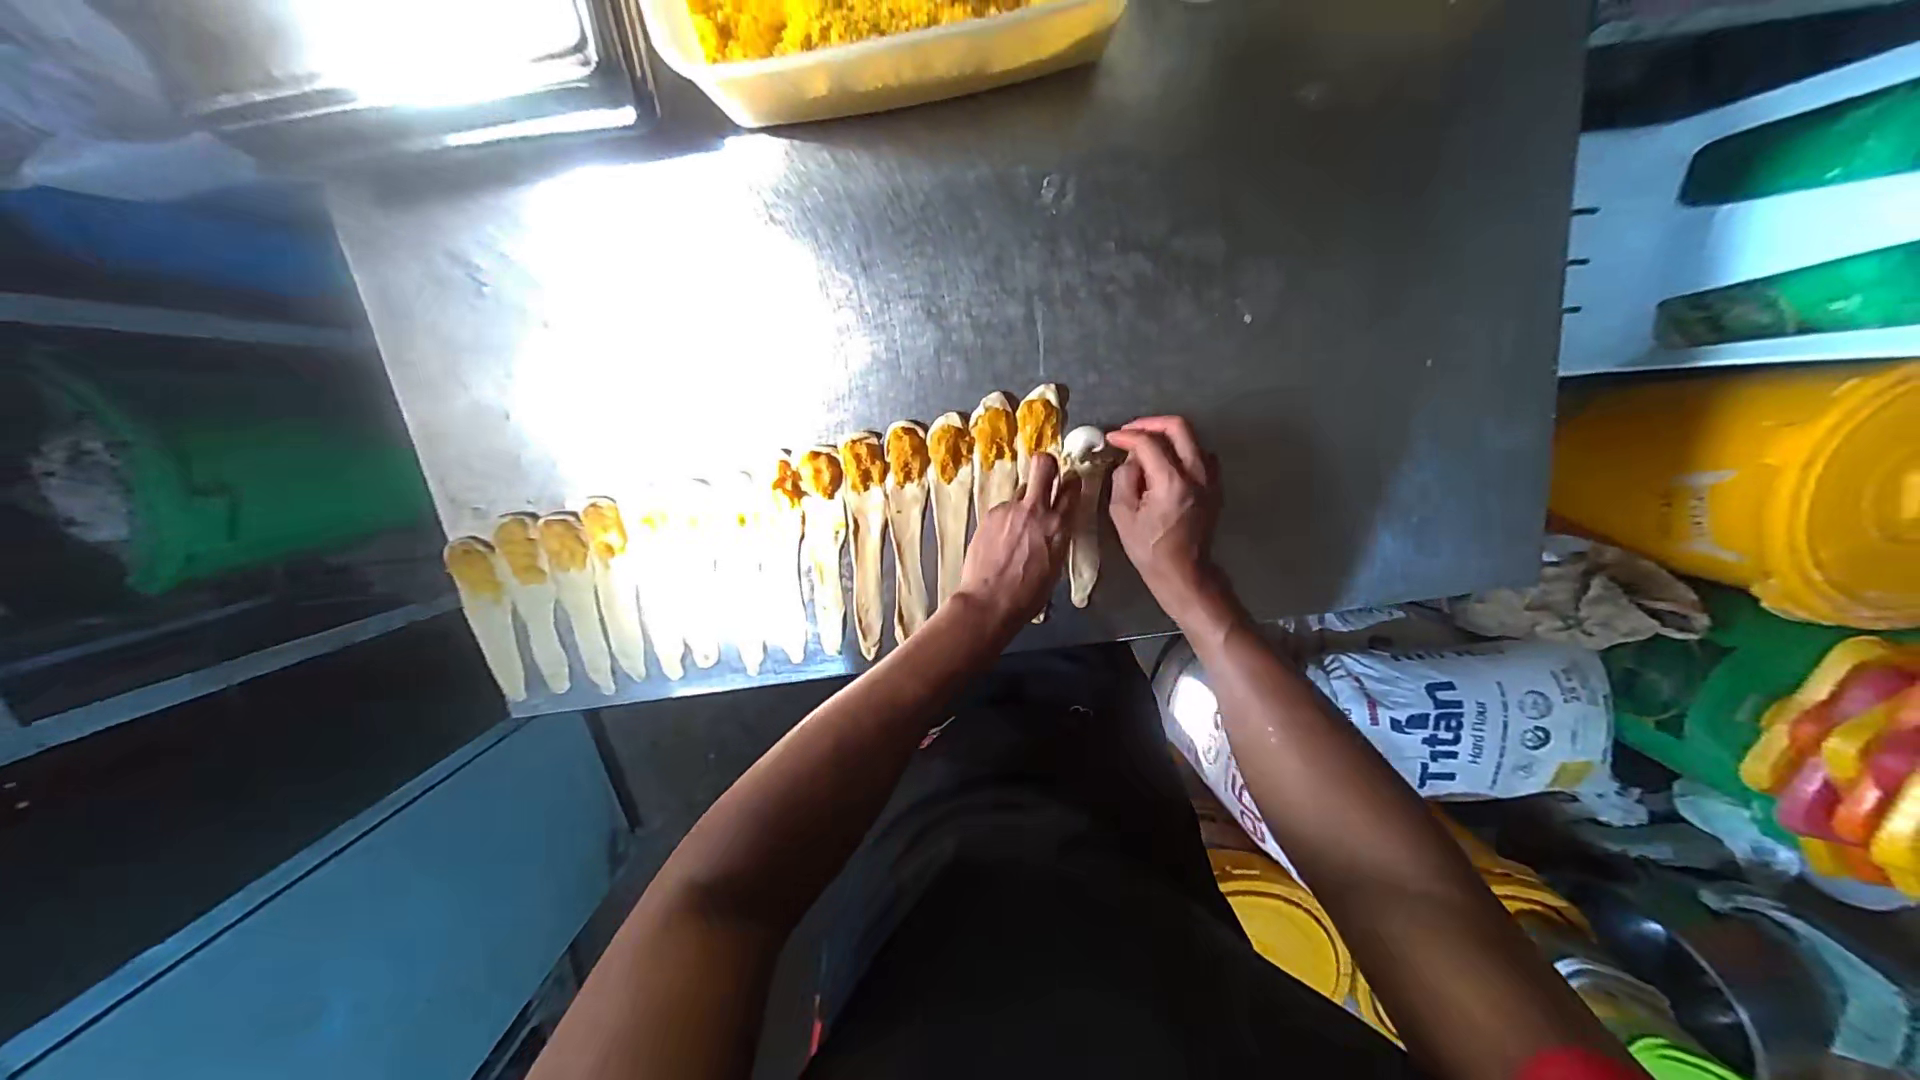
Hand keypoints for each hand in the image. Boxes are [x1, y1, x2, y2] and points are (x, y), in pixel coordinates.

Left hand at [949, 452, 1078, 633]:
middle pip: (1043, 465)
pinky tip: (999, 541)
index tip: (1068, 483)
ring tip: (1015, 529)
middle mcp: (1035, 511)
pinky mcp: (990, 515)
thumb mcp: (1055, 566)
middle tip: (1045, 474)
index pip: (1071, 487)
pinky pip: (1003, 509)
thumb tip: (1056, 528)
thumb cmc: (1027, 595)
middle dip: (1046, 464)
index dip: (1070, 482)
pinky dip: (1004, 520)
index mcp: (1059, 526)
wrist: (990, 602)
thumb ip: (1057, 537)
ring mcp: (1010, 510)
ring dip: (1023, 503)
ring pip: (1021, 491)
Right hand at [1106, 416, 1225, 625]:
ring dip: (1168, 436)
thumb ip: (1123, 478)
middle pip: (1179, 427)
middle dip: (1151, 423)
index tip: (1112, 438)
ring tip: (1147, 446)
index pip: (1148, 442)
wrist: (1184, 572)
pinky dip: (1183, 450)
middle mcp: (1196, 474)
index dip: (1126, 436)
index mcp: (1171, 482)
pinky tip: (1167, 462)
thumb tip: (1130, 459)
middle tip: (1131, 431)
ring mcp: (1210, 479)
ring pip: (1192, 439)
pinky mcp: (1215, 486)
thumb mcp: (1121, 514)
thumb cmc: (1148, 549)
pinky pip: (1201, 455)